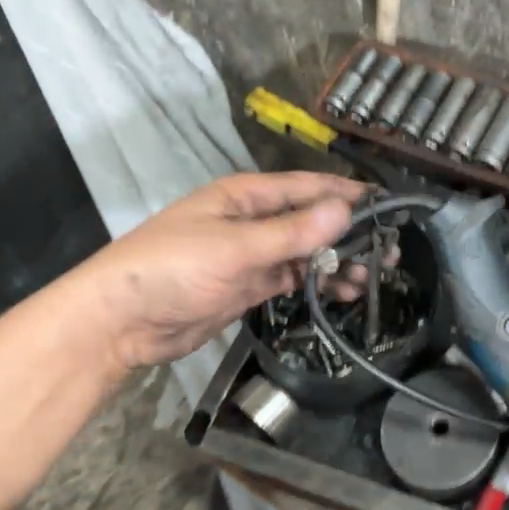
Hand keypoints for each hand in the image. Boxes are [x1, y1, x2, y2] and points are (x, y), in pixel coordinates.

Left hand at [65, 172, 367, 368]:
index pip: (307, 187)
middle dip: (350, 234)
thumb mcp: (234, 248)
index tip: (388, 204)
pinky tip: (345, 292)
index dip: (347, 194)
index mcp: (245, 197)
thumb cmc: (171, 269)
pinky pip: (294, 278)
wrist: (119, 322)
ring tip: (374, 277)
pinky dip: (319, 283)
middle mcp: (252, 221)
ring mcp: (251, 255)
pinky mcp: (249, 286)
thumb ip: (291, 233)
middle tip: (389, 251)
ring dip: (338, 263)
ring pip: (307, 253)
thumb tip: (344, 210)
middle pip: (311, 221)